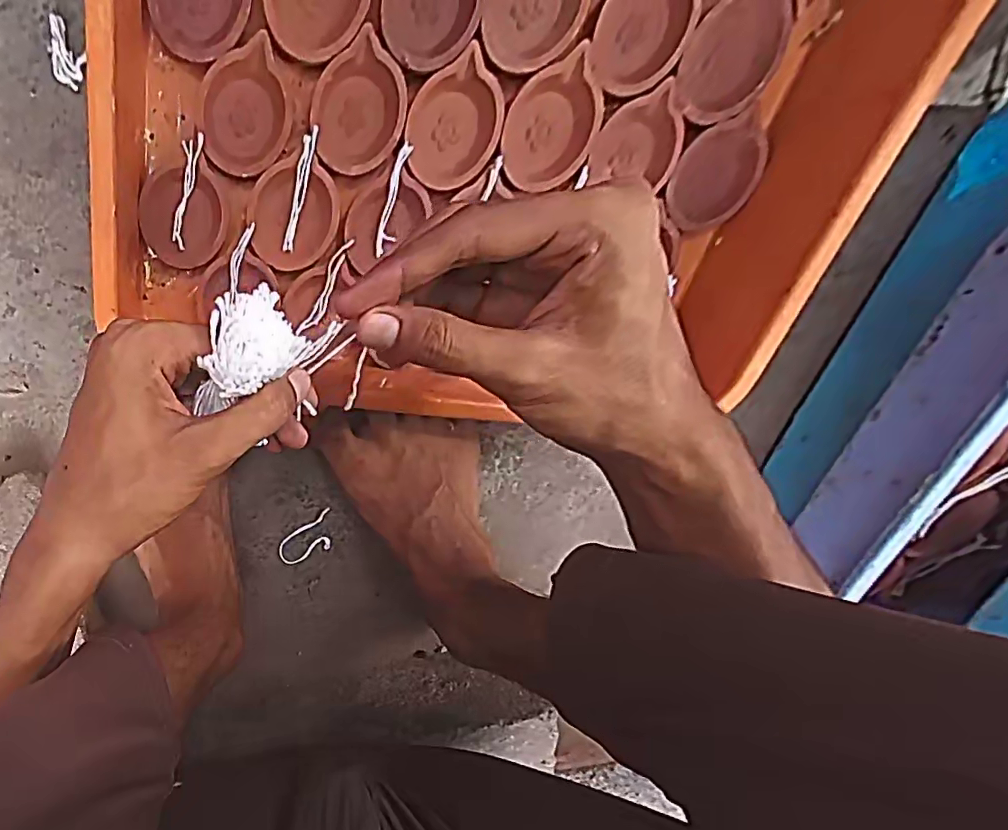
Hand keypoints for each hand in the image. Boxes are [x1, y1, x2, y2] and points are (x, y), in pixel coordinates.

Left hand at [32, 319, 312, 569]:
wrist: (79, 530)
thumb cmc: (118, 496)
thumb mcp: (205, 452)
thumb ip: (258, 413)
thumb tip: (292, 386)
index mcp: (136, 346)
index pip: (224, 343)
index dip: (267, 374)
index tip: (293, 395)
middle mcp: (123, 347)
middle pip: (213, 360)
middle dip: (253, 396)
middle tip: (285, 424)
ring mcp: (120, 369)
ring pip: (198, 377)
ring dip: (233, 408)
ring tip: (264, 436)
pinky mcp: (122, 392)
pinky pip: (178, 390)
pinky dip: (206, 413)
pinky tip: (233, 435)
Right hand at [332, 181, 718, 467]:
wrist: (650, 433)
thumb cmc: (620, 399)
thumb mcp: (524, 369)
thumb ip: (443, 342)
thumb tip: (374, 325)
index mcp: (599, 219)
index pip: (480, 230)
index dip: (407, 266)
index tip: (360, 296)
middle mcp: (580, 220)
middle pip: (467, 240)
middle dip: (407, 281)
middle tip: (357, 311)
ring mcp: (558, 249)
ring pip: (463, 263)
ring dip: (415, 299)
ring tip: (374, 330)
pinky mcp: (538, 279)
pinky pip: (472, 288)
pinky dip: (435, 313)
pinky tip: (403, 334)